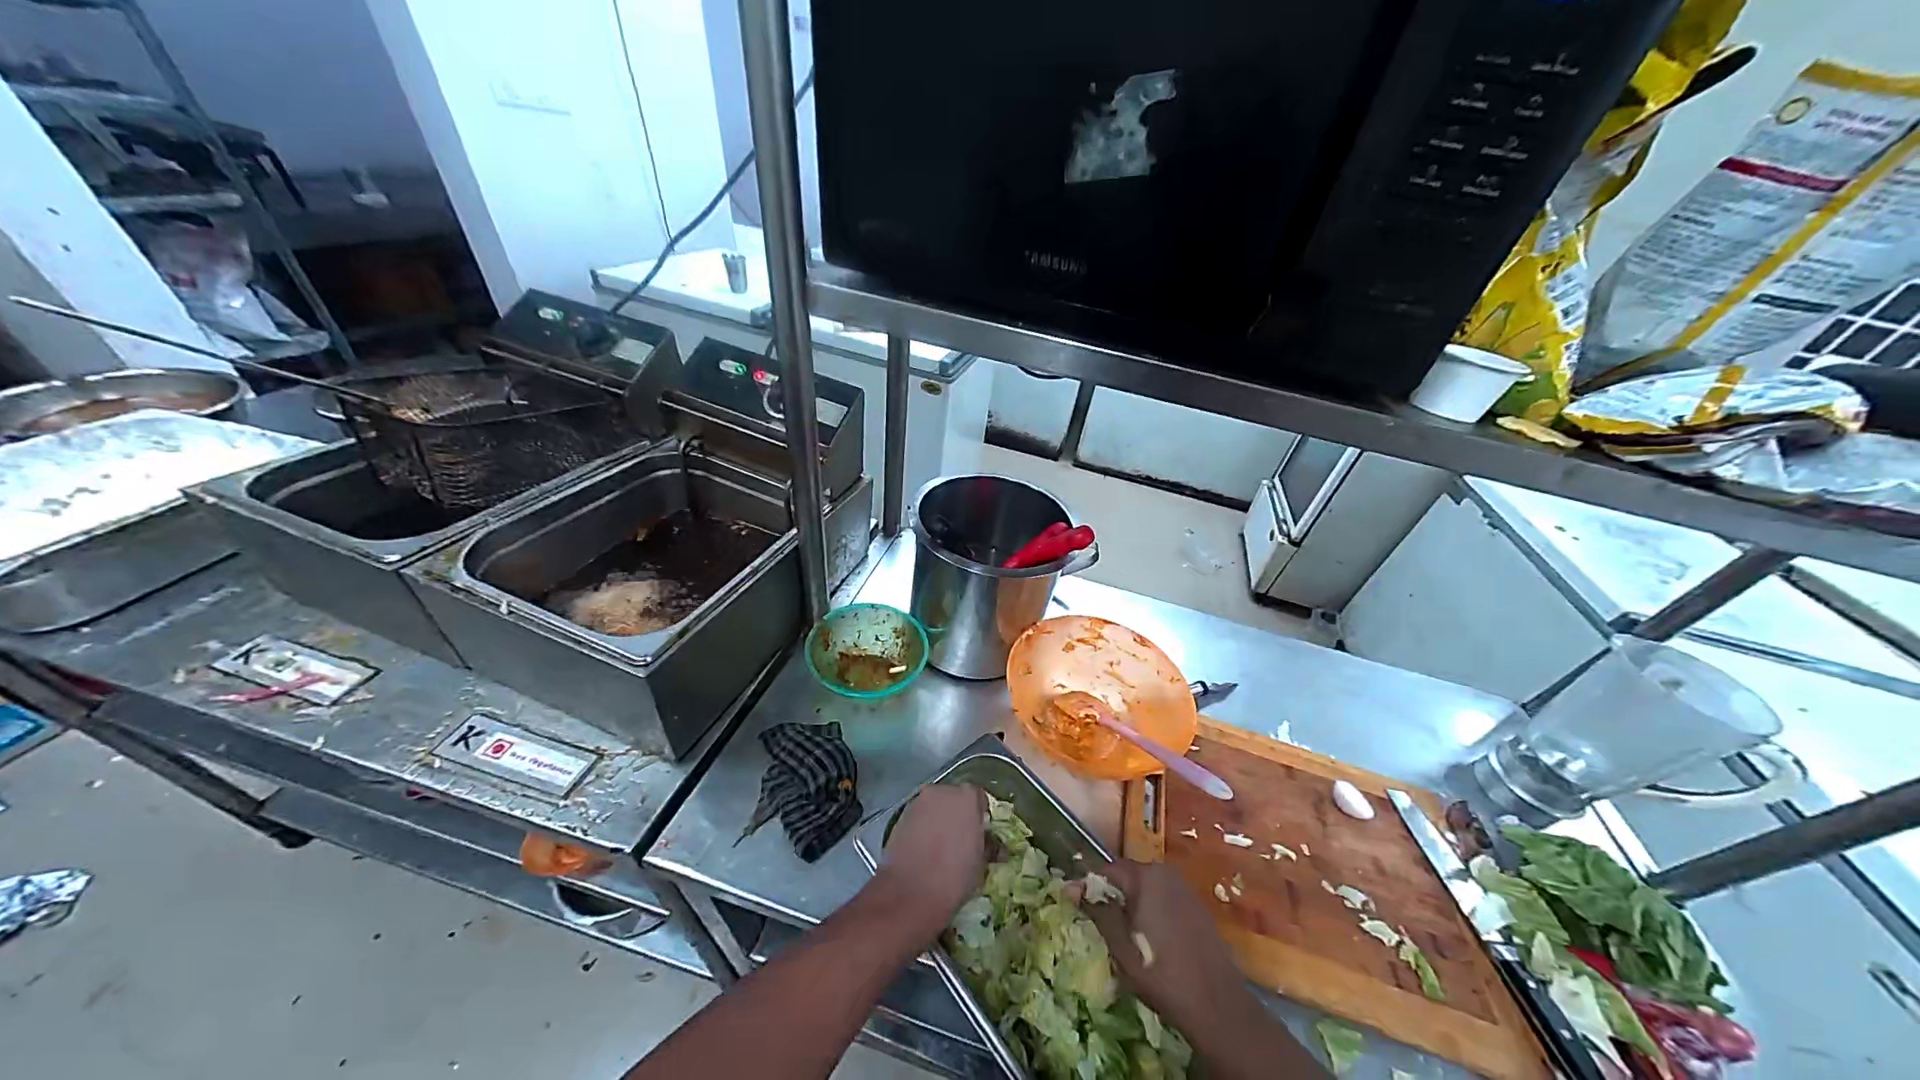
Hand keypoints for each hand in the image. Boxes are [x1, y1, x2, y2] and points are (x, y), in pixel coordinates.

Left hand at [874, 782, 986, 939]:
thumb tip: (992, 846)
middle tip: (961, 839)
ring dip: (939, 820)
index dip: (980, 815)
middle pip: (954, 798)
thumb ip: (988, 845)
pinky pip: (918, 818)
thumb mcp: (982, 863)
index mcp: (966, 797)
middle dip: (958, 815)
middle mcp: (941, 792)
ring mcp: (917, 802)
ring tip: (941, 847)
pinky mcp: (899, 817)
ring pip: (934, 807)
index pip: (978, 797)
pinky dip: (923, 828)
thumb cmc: (955, 877)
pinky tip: (924, 850)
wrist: (911, 893)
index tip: (980, 833)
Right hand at [1081, 859, 1258, 1041]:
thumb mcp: (1120, 945)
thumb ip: (1097, 910)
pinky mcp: (1197, 908)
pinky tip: (1152, 939)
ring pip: (1147, 888)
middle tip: (1102, 925)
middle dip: (1112, 895)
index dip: (1089, 885)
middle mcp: (1166, 874)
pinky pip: (1165, 900)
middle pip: (1128, 876)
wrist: (1217, 1005)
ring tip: (1125, 935)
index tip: (1077, 905)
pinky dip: (1152, 911)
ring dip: (1133, 904)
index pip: (1106, 868)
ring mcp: (1185, 890)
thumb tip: (1071, 886)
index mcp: (1146, 876)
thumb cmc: (1160, 973)